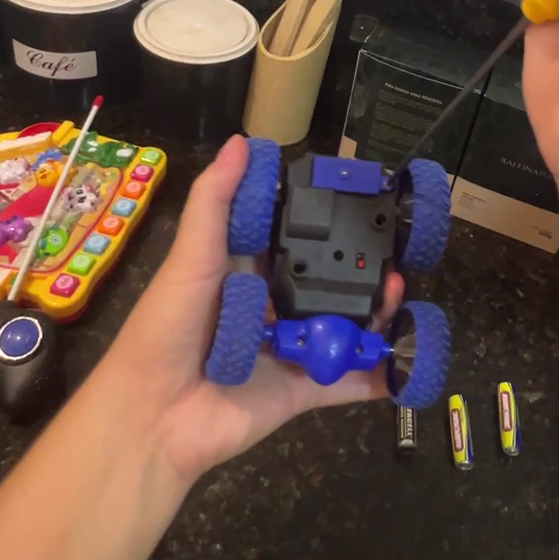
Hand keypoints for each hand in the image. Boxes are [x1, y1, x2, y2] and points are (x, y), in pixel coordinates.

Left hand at [95, 135, 403, 484]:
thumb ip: (216, 202)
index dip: (323, 222)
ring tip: (399, 292)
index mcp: (245, 273)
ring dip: (375, 313)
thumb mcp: (190, 257)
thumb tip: (242, 141)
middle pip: (325, 284)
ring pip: (342, 327)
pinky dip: (376, 377)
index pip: (292, 239)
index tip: (360, 197)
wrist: (152, 418)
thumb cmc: (168, 328)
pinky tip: (405, 361)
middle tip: (393, 251)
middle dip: (359, 269)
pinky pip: (345, 382)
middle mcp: (272, 308)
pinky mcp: (300, 390)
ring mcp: (290, 350)